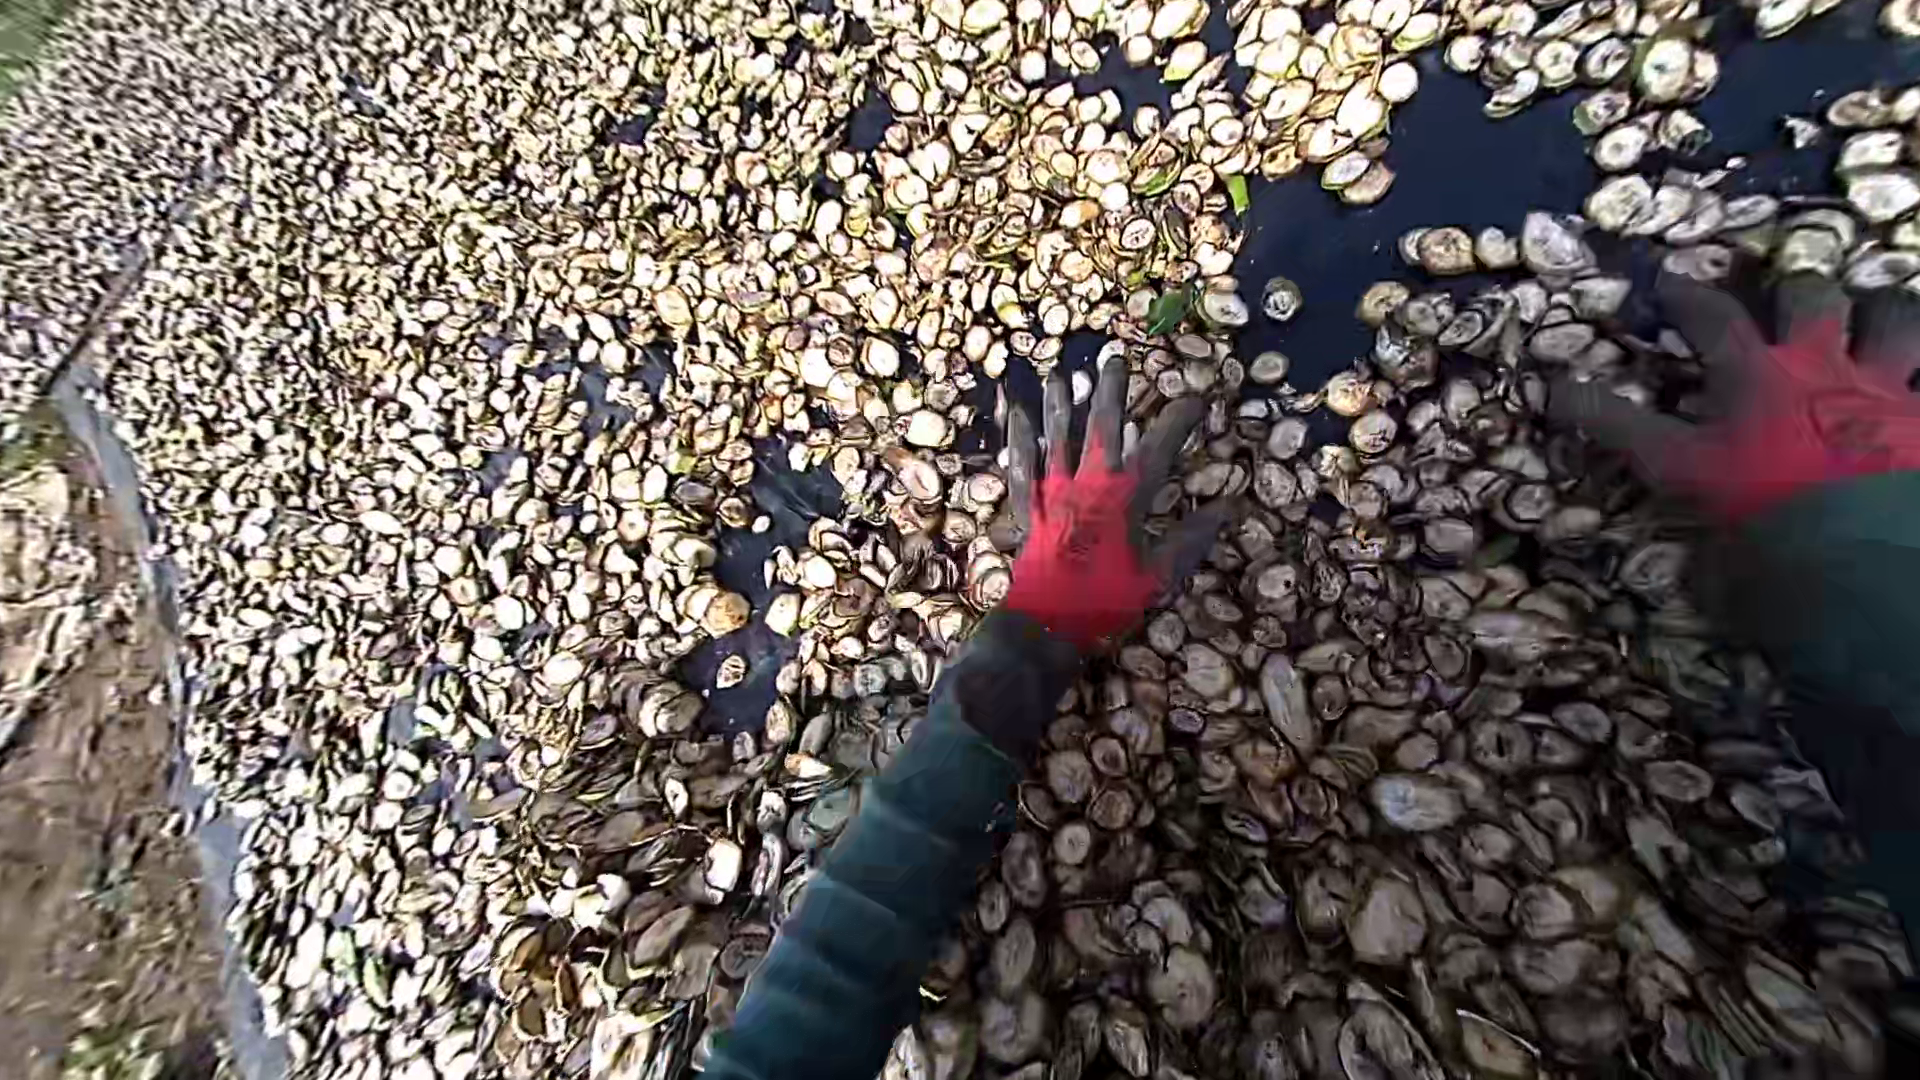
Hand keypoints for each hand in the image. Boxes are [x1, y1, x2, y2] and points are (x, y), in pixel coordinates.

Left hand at [1002, 354, 1229, 647]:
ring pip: (1057, 436)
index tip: (1197, 398)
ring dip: (1060, 403)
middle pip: (1101, 426)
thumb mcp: (1160, 576)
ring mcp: (1053, 491)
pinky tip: (1017, 415)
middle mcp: (1088, 483)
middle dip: (1112, 391)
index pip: (1160, 445)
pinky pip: (1021, 464)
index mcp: (1126, 497)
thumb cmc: (1107, 598)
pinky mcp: (1028, 505)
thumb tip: (1227, 509)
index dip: (1181, 418)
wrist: (1049, 621)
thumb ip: (1191, 539)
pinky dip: (1019, 439)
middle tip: (1116, 360)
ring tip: (1060, 373)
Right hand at [1552, 273, 1919, 519]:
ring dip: (1885, 308)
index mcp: (1755, 371)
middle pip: (1817, 305)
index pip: (1714, 318)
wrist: (1854, 521)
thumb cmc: (1749, 485)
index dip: (1687, 296)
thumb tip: (1553, 387)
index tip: (1668, 278)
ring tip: (1876, 304)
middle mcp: (1824, 363)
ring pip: (1902, 322)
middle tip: (1788, 285)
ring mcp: (1887, 383)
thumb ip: (1610, 419)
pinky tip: (1919, 366)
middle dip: (1798, 290)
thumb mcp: (1664, 456)